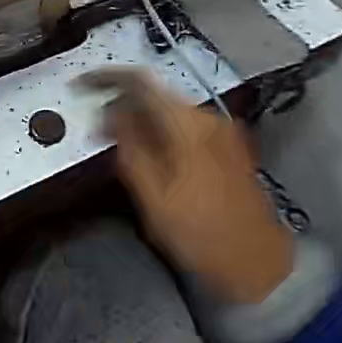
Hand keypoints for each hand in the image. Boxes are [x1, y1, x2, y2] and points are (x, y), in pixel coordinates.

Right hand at [80, 69, 292, 303]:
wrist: (259, 263)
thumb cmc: (204, 236)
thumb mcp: (154, 198)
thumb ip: (130, 150)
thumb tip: (111, 116)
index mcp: (191, 125)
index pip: (141, 81)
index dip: (106, 79)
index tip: (82, 86)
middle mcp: (210, 119)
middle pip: (157, 95)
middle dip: (122, 106)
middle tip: (96, 128)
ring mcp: (223, 132)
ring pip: (171, 111)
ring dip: (141, 121)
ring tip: (117, 146)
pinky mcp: (228, 147)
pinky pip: (186, 127)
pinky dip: (162, 133)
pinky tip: (149, 156)